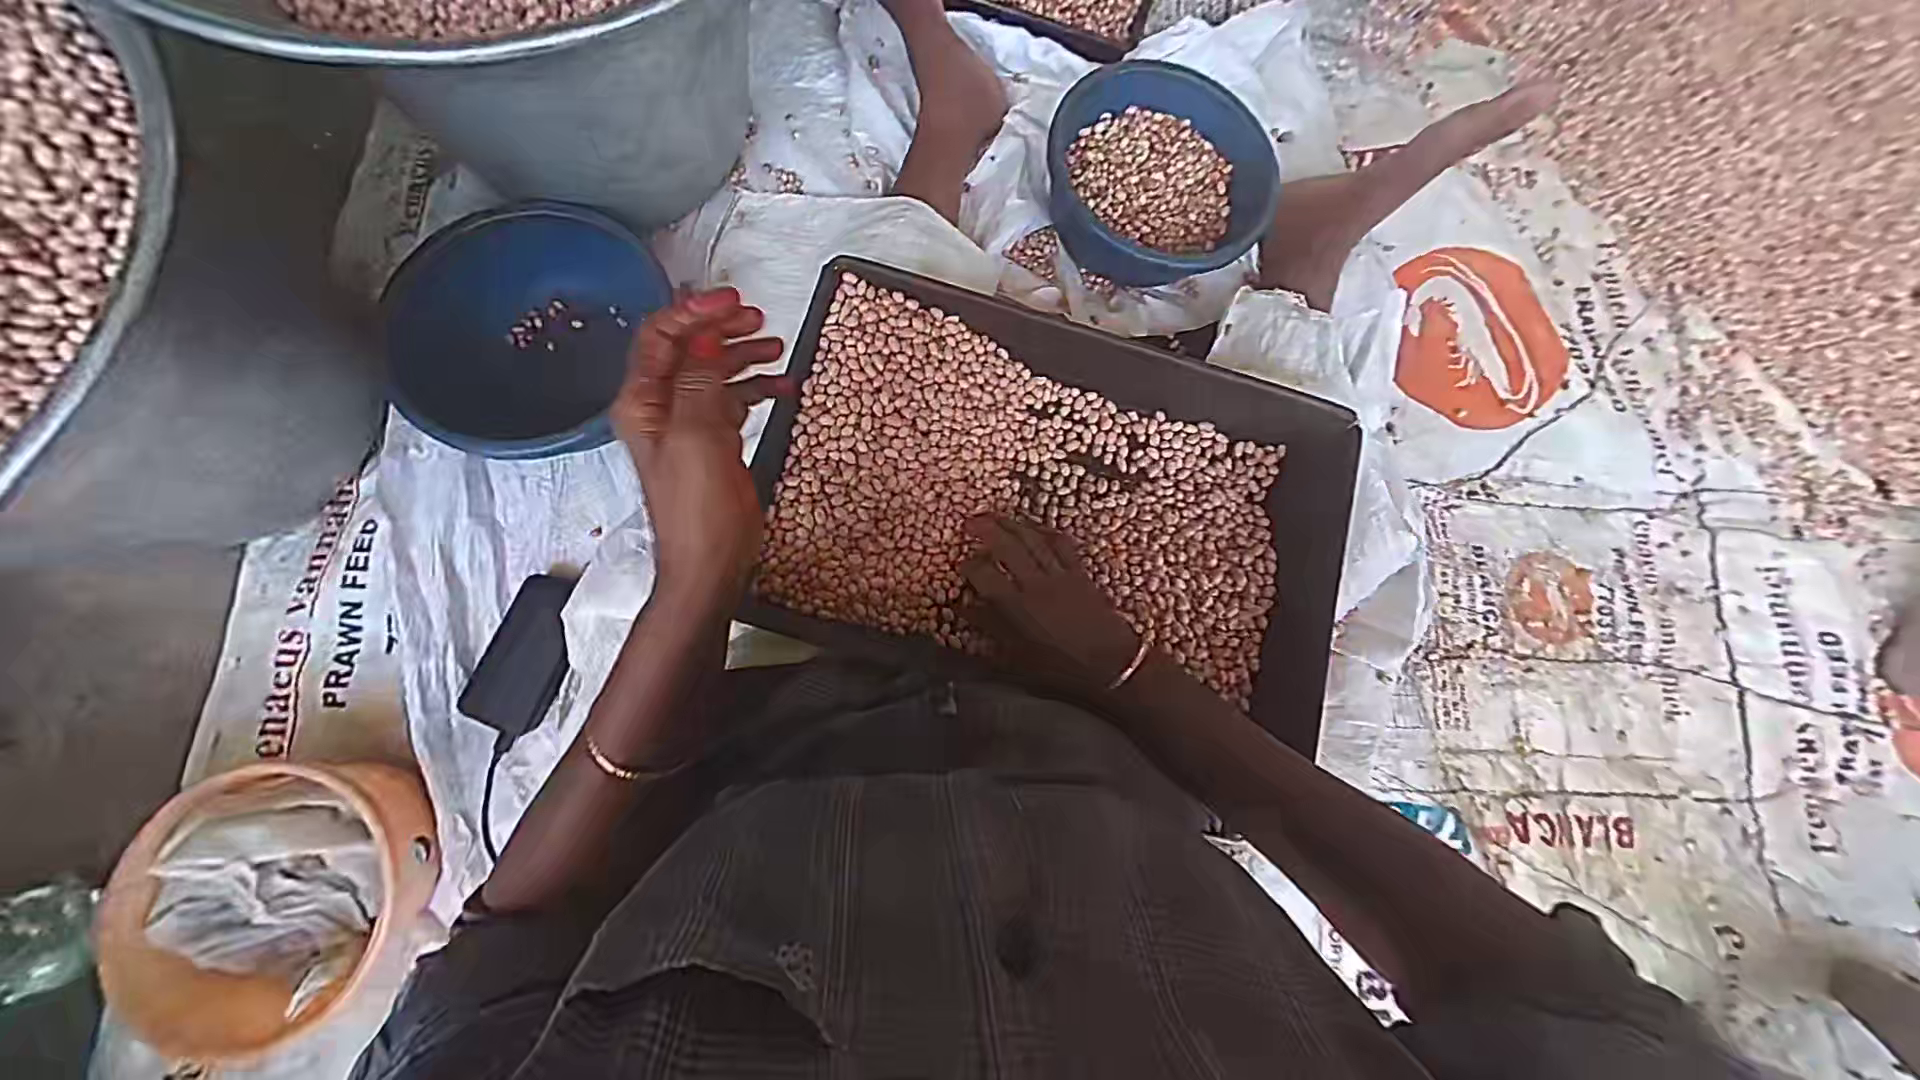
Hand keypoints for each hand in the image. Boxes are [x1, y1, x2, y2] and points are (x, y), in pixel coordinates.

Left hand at [610, 288, 785, 606]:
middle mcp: (663, 408)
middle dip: (721, 329)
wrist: (711, 561)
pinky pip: (735, 401)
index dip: (694, 312)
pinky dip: (757, 389)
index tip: (731, 300)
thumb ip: (700, 382)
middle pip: (689, 350)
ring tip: (774, 347)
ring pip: (715, 373)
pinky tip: (781, 386)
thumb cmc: (697, 510)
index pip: (662, 337)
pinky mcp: (716, 443)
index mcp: (644, 402)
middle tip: (756, 318)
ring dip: (743, 356)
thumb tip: (705, 336)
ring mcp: (691, 425)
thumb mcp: (697, 438)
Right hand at [960, 514, 1142, 693]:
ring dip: (1011, 524)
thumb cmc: (1060, 669)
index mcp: (1016, 608)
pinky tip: (1035, 528)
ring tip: (995, 517)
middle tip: (969, 523)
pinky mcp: (1079, 574)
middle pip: (1006, 547)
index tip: (962, 565)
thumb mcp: (1015, 657)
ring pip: (1031, 540)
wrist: (1111, 668)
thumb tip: (962, 607)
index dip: (969, 566)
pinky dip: (1045, 531)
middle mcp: (1035, 585)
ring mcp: (1059, 576)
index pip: (984, 575)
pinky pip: (1060, 544)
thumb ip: (988, 627)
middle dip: (985, 530)